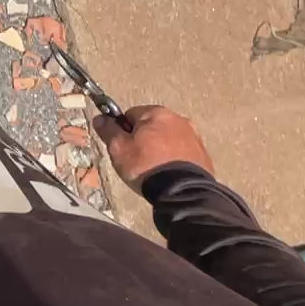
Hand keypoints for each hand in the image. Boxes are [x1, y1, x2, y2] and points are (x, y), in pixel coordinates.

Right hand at [93, 104, 212, 188]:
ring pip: (168, 139)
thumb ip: (108, 130)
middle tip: (136, 159)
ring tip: (153, 169)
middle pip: (151, 126)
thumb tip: (100, 118)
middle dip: (143, 139)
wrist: (183, 192)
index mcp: (156, 113)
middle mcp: (178, 119)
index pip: (130, 115)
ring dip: (160, 149)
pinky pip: (182, 153)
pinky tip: (168, 174)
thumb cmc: (146, 165)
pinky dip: (174, 160)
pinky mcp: (204, 156)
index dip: (123, 131)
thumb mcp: (118, 147)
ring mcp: (194, 137)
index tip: (122, 147)